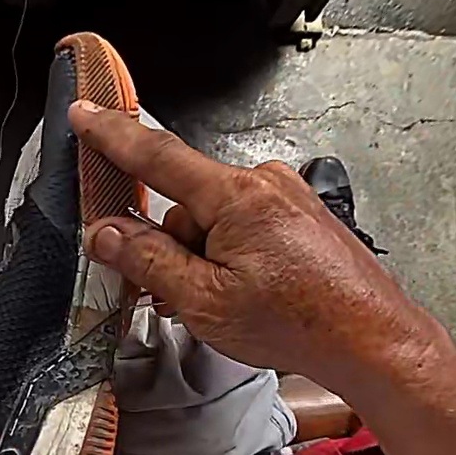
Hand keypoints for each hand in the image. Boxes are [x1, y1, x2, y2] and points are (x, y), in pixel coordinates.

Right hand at [71, 101, 446, 393]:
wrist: (371, 340)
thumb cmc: (298, 322)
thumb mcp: (205, 300)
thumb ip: (148, 261)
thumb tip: (105, 233)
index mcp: (236, 197)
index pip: (157, 156)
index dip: (112, 135)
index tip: (85, 114)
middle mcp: (263, 185)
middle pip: (185, 204)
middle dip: (172, 246)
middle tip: (180, 294)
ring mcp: (285, 199)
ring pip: (214, 220)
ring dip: (202, 258)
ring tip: (224, 303)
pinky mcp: (298, 217)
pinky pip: (243, 226)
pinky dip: (229, 256)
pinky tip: (242, 292)